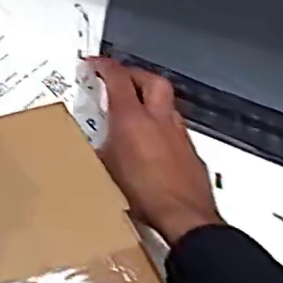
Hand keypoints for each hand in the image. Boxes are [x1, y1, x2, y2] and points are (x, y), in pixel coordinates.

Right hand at [89, 58, 222, 243]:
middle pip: (150, 79)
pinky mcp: (191, 152)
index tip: (94, 64)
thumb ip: (98, 149)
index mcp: (131, 117)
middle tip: (120, 79)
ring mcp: (178, 134)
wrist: (185, 218)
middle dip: (134, 74)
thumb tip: (90, 147)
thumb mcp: (105, 169)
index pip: (117, 77)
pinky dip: (162, 126)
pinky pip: (176, 127)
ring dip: (151, 99)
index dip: (104, 66)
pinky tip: (154, 141)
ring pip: (166, 102)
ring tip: (137, 109)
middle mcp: (158, 119)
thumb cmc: (143, 194)